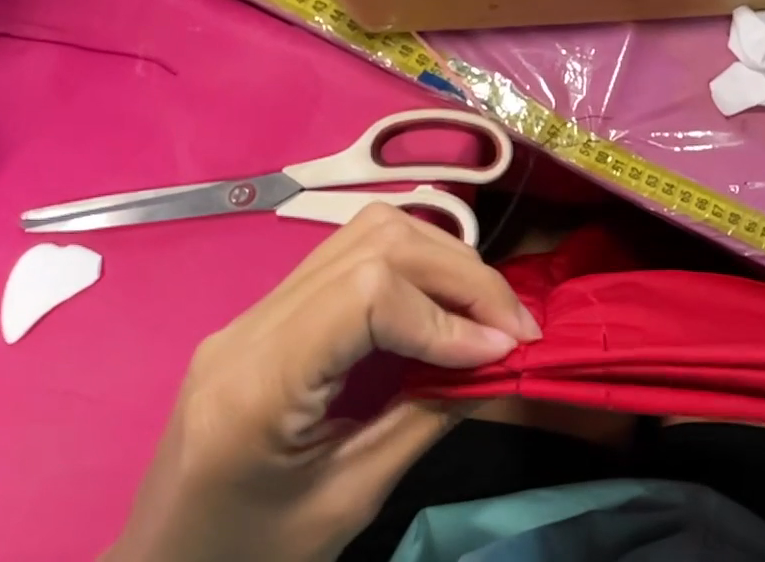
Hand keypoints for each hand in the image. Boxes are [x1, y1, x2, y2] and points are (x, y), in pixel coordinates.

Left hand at [107, 204, 540, 561]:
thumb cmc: (252, 557)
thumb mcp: (350, 499)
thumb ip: (428, 417)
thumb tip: (501, 360)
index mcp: (255, 384)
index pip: (368, 293)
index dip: (447, 313)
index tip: (502, 351)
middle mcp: (250, 326)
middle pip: (378, 245)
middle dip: (464, 276)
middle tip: (514, 325)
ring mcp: (257, 310)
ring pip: (371, 234)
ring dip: (446, 261)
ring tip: (486, 311)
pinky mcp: (273, 310)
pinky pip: (358, 254)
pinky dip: (420, 266)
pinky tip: (446, 303)